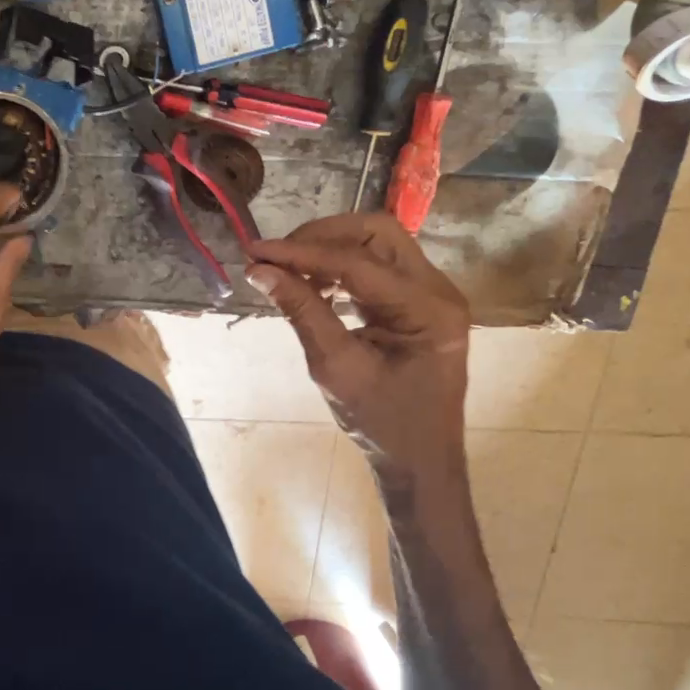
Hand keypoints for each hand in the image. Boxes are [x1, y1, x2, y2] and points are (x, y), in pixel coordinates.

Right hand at [243, 213, 470, 478]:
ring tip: (287, 271)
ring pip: (375, 242)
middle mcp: (436, 290)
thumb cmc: (381, 420)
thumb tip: (259, 270)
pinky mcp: (416, 300)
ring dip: (327, 247)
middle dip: (320, 236)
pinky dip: (338, 264)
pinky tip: (311, 284)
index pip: (355, 261)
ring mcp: (429, 293)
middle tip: (275, 258)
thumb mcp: (335, 367)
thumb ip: (301, 311)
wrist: (420, 457)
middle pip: (375, 233)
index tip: (253, 252)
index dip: (300, 253)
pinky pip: (375, 263)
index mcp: (427, 309)